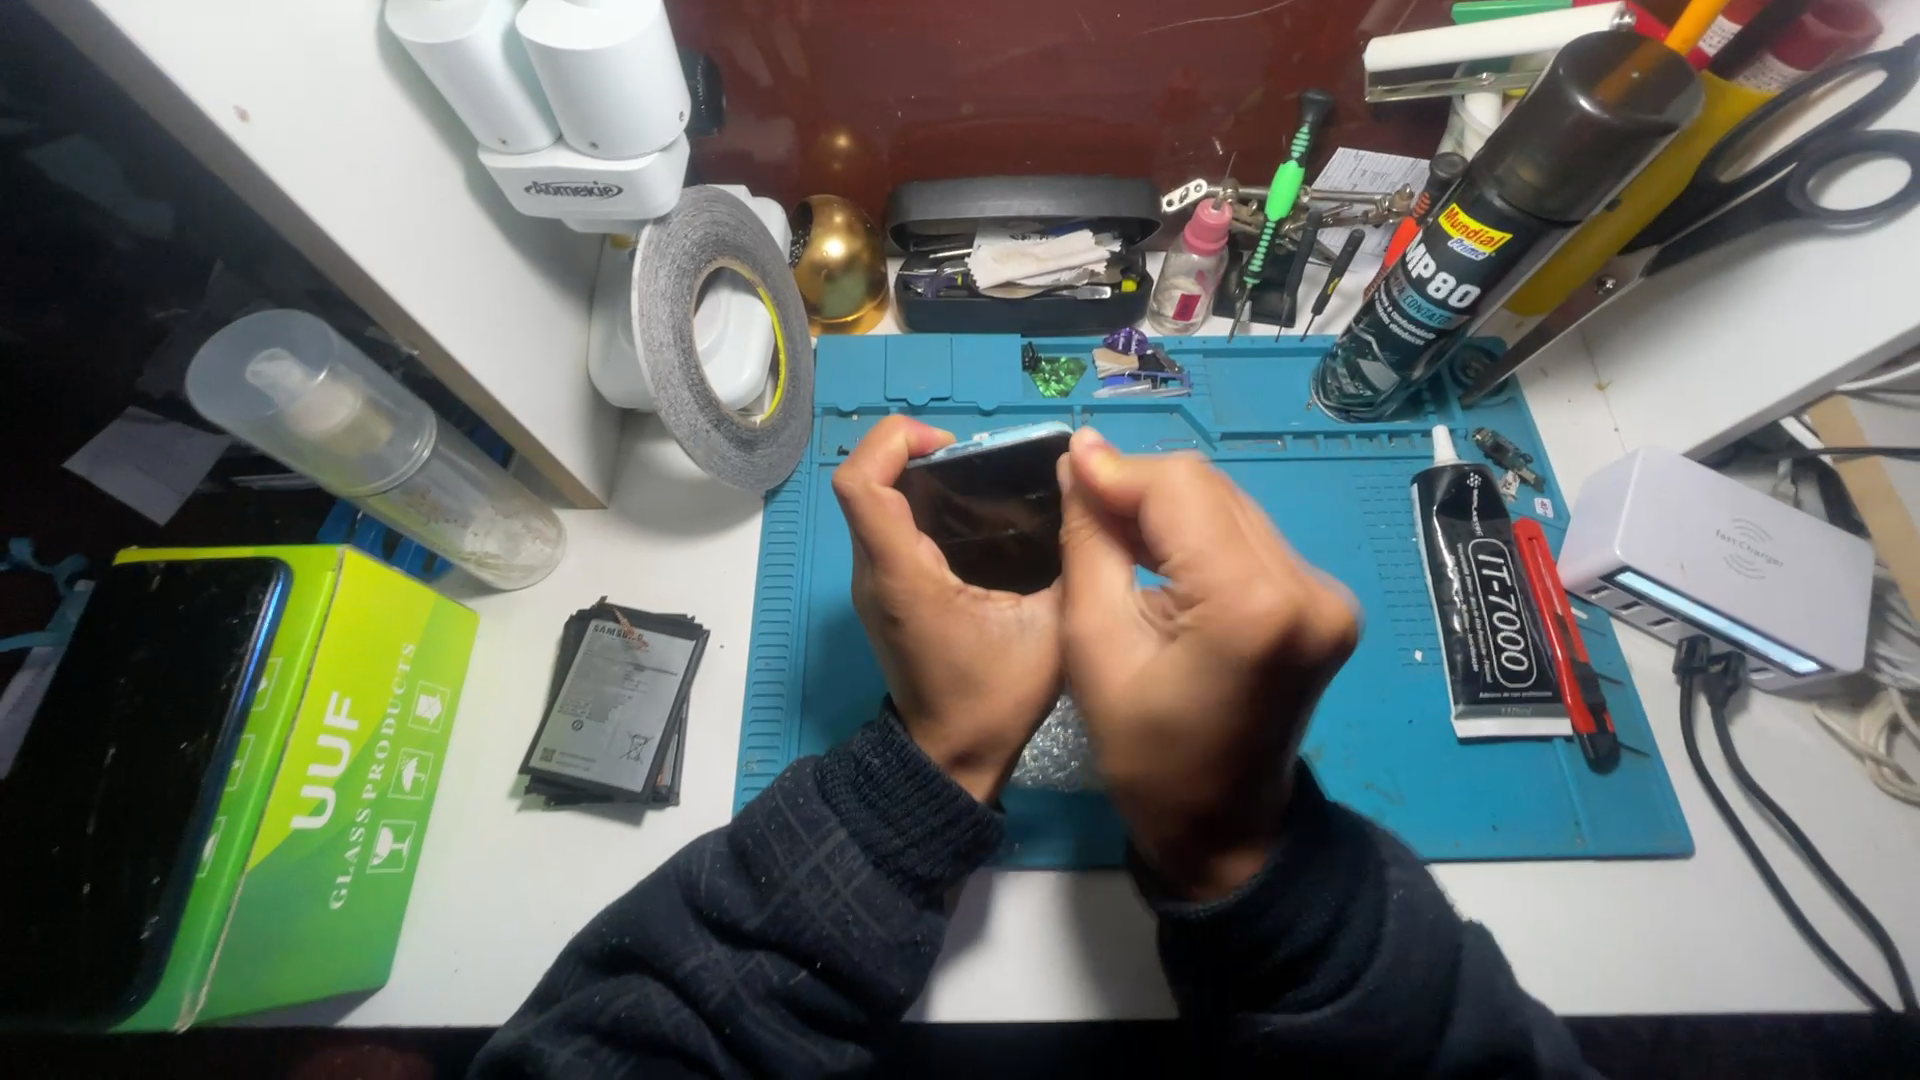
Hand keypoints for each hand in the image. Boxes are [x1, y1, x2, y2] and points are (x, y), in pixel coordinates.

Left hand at [833, 416, 1063, 801]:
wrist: (948, 760)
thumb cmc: (994, 700)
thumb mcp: (1050, 629)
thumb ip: (1071, 561)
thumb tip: (1088, 503)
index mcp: (903, 575)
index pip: (860, 484)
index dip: (892, 441)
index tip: (948, 444)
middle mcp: (874, 573)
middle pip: (863, 484)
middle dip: (910, 453)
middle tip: (972, 459)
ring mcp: (872, 585)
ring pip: (871, 506)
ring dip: (912, 479)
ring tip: (975, 482)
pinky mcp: (883, 594)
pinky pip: (885, 530)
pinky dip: (915, 508)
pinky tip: (968, 521)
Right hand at [1056, 427, 1359, 897]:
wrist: (1225, 830)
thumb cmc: (1146, 755)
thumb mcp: (1094, 646)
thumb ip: (1089, 542)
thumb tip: (1081, 460)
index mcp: (1252, 604)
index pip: (1181, 488)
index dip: (1119, 470)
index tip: (1068, 466)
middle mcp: (1307, 585)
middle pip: (1209, 489)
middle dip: (1139, 489)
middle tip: (1084, 506)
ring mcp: (1325, 592)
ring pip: (1228, 505)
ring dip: (1166, 509)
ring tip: (1114, 534)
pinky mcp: (1323, 599)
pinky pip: (1246, 535)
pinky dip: (1195, 534)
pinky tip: (1159, 555)